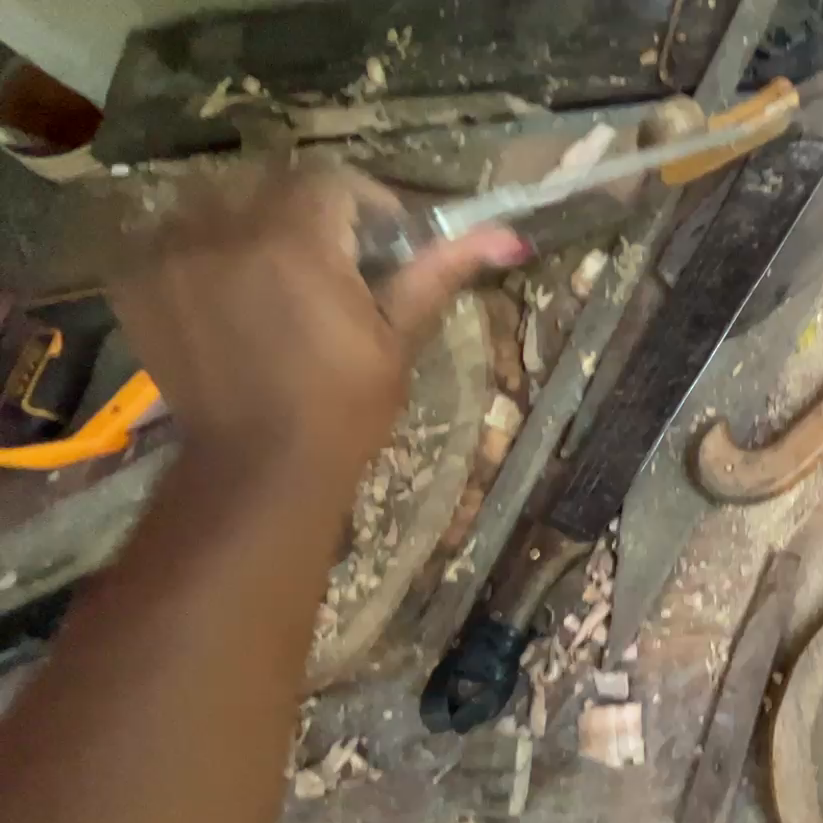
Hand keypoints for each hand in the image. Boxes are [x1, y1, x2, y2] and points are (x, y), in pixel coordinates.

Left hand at [109, 165, 525, 482]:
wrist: (264, 460)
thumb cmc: (349, 402)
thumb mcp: (401, 336)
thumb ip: (441, 272)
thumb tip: (509, 238)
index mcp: (297, 245)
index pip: (335, 182)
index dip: (371, 205)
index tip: (391, 244)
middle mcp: (223, 231)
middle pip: (274, 184)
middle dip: (316, 212)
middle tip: (344, 264)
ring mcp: (168, 251)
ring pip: (219, 202)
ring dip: (259, 224)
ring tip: (285, 280)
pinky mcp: (134, 276)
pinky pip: (174, 234)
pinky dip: (211, 249)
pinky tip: (237, 298)